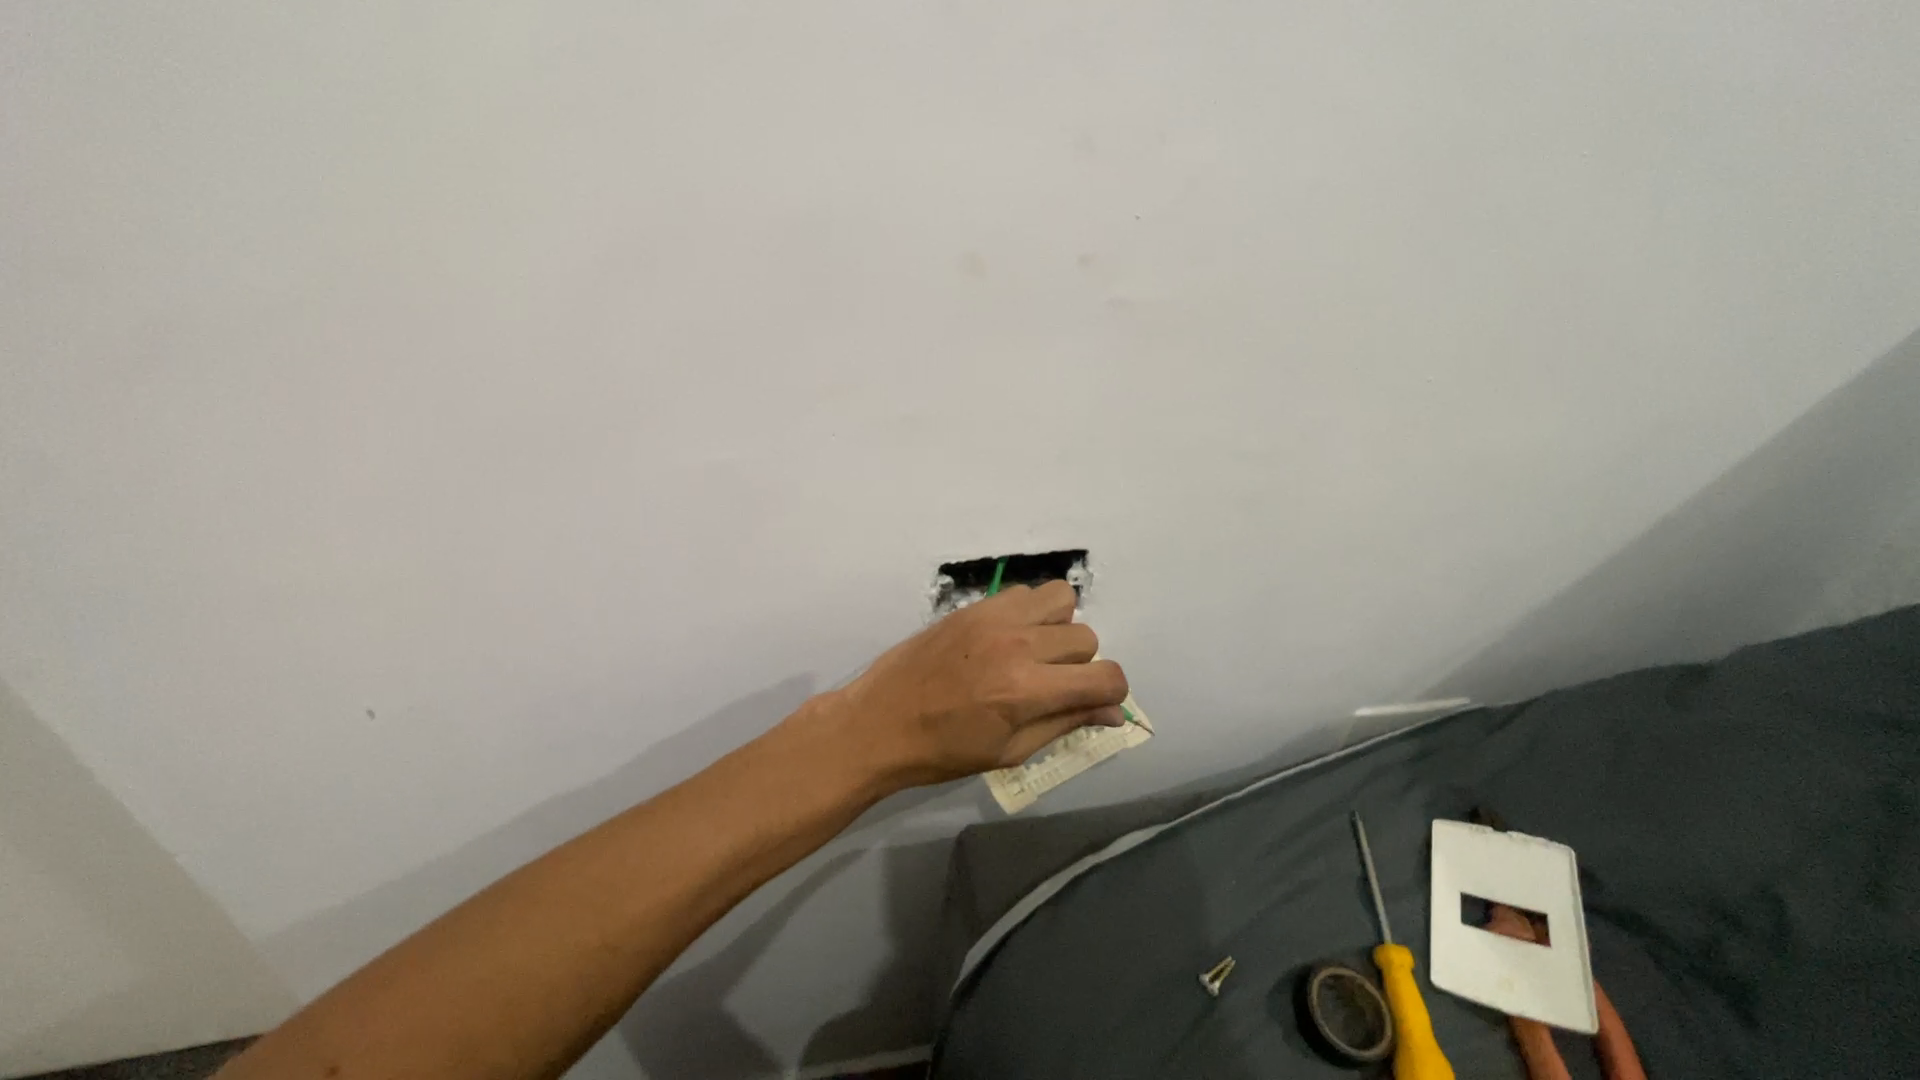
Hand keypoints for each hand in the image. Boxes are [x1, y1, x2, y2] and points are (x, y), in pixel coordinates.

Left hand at [832, 580, 1129, 788]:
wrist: (877, 723)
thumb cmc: (942, 751)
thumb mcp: (1009, 752)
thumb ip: (1065, 723)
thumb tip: (1113, 712)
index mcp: (1026, 691)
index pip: (1105, 677)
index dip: (1112, 693)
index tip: (1096, 702)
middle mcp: (1017, 644)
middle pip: (1086, 637)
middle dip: (1081, 665)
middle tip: (1051, 686)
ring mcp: (993, 618)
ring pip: (1062, 599)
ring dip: (1060, 628)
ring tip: (1034, 653)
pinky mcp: (973, 606)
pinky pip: (1024, 592)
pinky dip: (1029, 612)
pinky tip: (1007, 639)